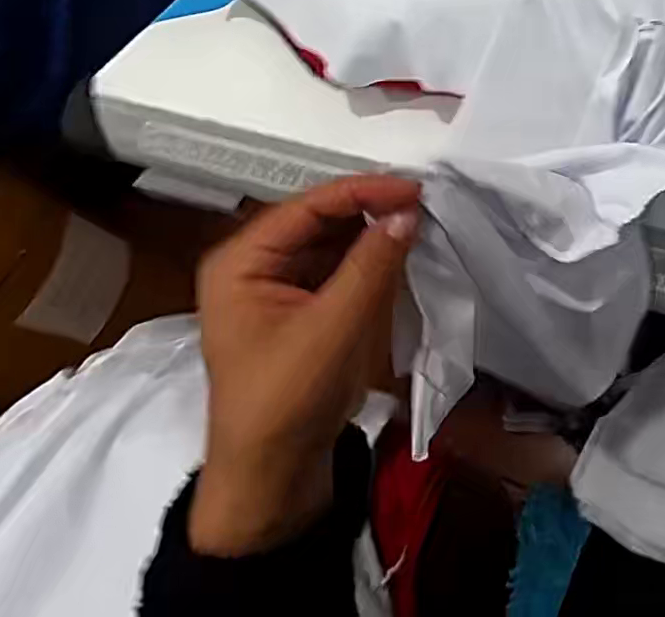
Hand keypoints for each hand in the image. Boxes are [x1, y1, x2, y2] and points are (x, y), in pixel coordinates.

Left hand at [188, 175, 421, 555]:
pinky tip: (402, 246)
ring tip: (419, 218)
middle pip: (322, 216)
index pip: (308, 206)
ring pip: (336, 236)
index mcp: (242, 261)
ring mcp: (283, 280)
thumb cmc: (287, 400)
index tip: (413, 190)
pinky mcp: (308, 299)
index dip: (362, 191)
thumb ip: (372, 264)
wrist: (274, 474)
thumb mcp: (333, 327)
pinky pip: (344, 261)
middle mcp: (259, 261)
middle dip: (371, 206)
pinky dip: (374, 252)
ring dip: (375, 227)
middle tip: (421, 201)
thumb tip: (408, 212)